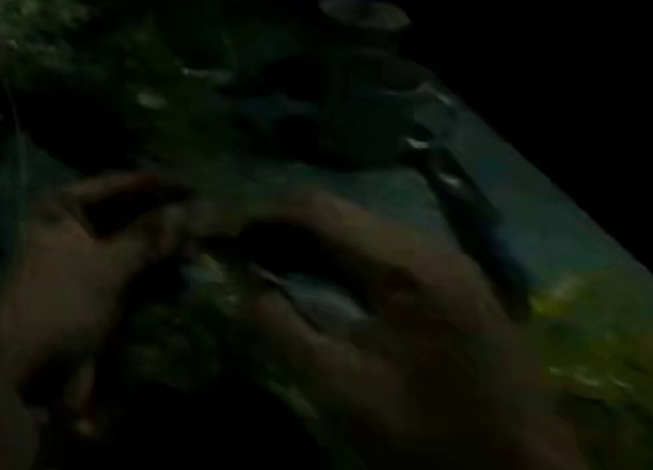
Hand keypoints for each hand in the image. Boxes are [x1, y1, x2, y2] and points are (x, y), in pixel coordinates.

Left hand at [0, 172, 188, 385]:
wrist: (26, 373)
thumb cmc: (60, 303)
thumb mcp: (105, 267)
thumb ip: (146, 238)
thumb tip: (185, 211)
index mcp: (62, 207)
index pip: (114, 184)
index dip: (153, 183)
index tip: (191, 183)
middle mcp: (72, 226)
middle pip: (125, 213)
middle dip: (161, 217)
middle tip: (204, 215)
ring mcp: (85, 260)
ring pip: (132, 244)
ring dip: (163, 246)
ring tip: (200, 245)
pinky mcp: (97, 291)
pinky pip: (132, 273)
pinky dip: (156, 273)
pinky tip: (184, 274)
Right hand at [239, 191, 581, 469]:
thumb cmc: (434, 443)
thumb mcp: (343, 391)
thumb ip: (280, 327)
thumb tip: (234, 281)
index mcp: (408, 265)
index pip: (315, 211)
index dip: (256, 214)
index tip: (211, 225)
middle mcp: (426, 245)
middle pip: (331, 210)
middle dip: (272, 221)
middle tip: (225, 238)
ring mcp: (438, 259)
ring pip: (347, 222)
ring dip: (296, 234)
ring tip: (249, 249)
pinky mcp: (440, 277)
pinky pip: (368, 246)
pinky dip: (326, 251)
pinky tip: (295, 266)